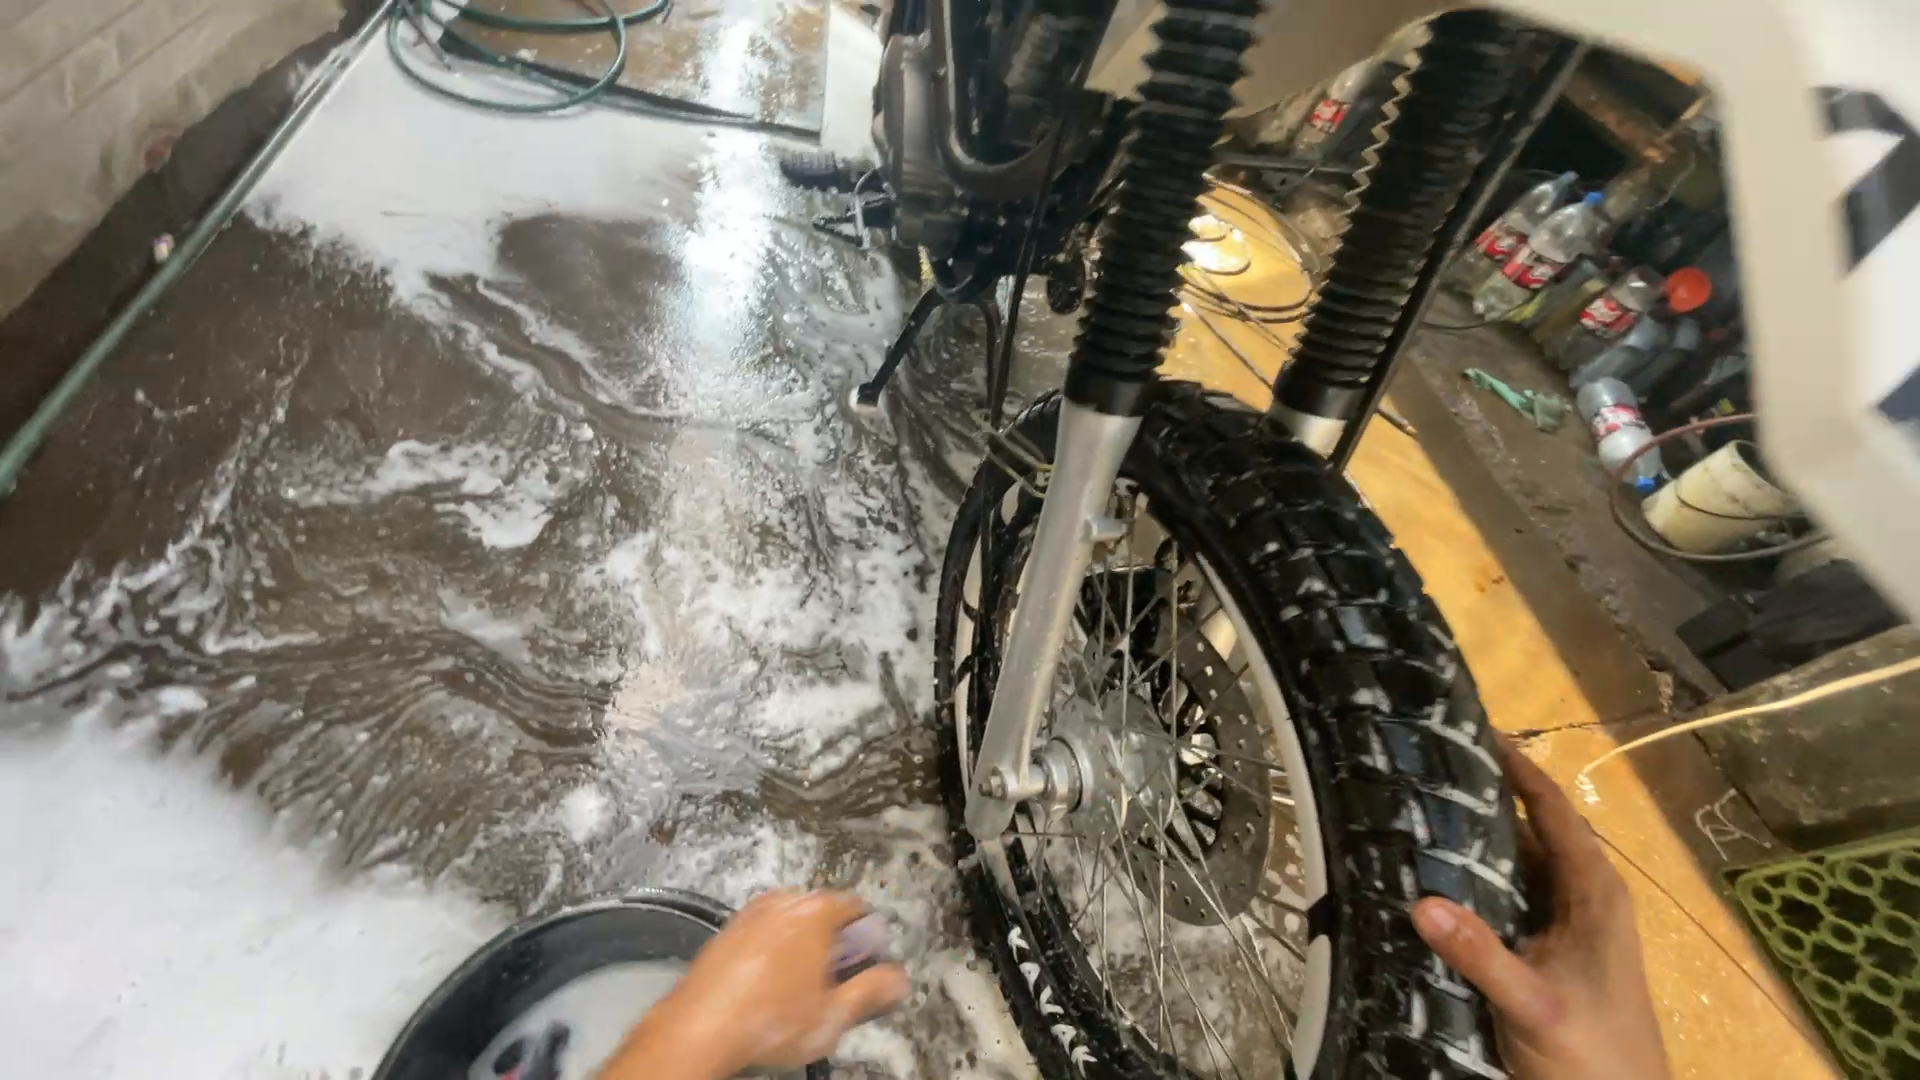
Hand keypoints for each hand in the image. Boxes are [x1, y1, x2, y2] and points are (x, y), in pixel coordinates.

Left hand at [603, 890, 909, 1079]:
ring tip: (794, 984)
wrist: (700, 1027)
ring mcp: (754, 910)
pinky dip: (771, 947)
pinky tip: (765, 981)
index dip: (863, 935)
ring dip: (800, 942)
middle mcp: (787, 899)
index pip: (854, 906)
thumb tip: (900, 977)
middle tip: (828, 979)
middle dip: (831, 939)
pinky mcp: (729, 927)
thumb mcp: (831, 1015)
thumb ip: (871, 991)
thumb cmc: (772, 1019)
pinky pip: (764, 929)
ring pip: (791, 919)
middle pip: (823, 911)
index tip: (859, 964)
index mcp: (817, 911)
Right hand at [1411, 739, 1669, 1079]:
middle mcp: (1579, 895)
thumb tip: (1420, 901)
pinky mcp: (1538, 941)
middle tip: (1419, 759)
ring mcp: (1559, 920)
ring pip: (1513, 857)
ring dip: (1471, 829)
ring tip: (1411, 798)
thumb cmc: (1593, 1059)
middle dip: (1481, 790)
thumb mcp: (1534, 1007)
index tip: (1473, 728)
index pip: (1555, 811)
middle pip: (1530, 826)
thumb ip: (1481, 955)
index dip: (1519, 768)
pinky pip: (1501, 886)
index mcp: (1594, 894)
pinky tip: (1426, 860)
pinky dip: (1467, 866)